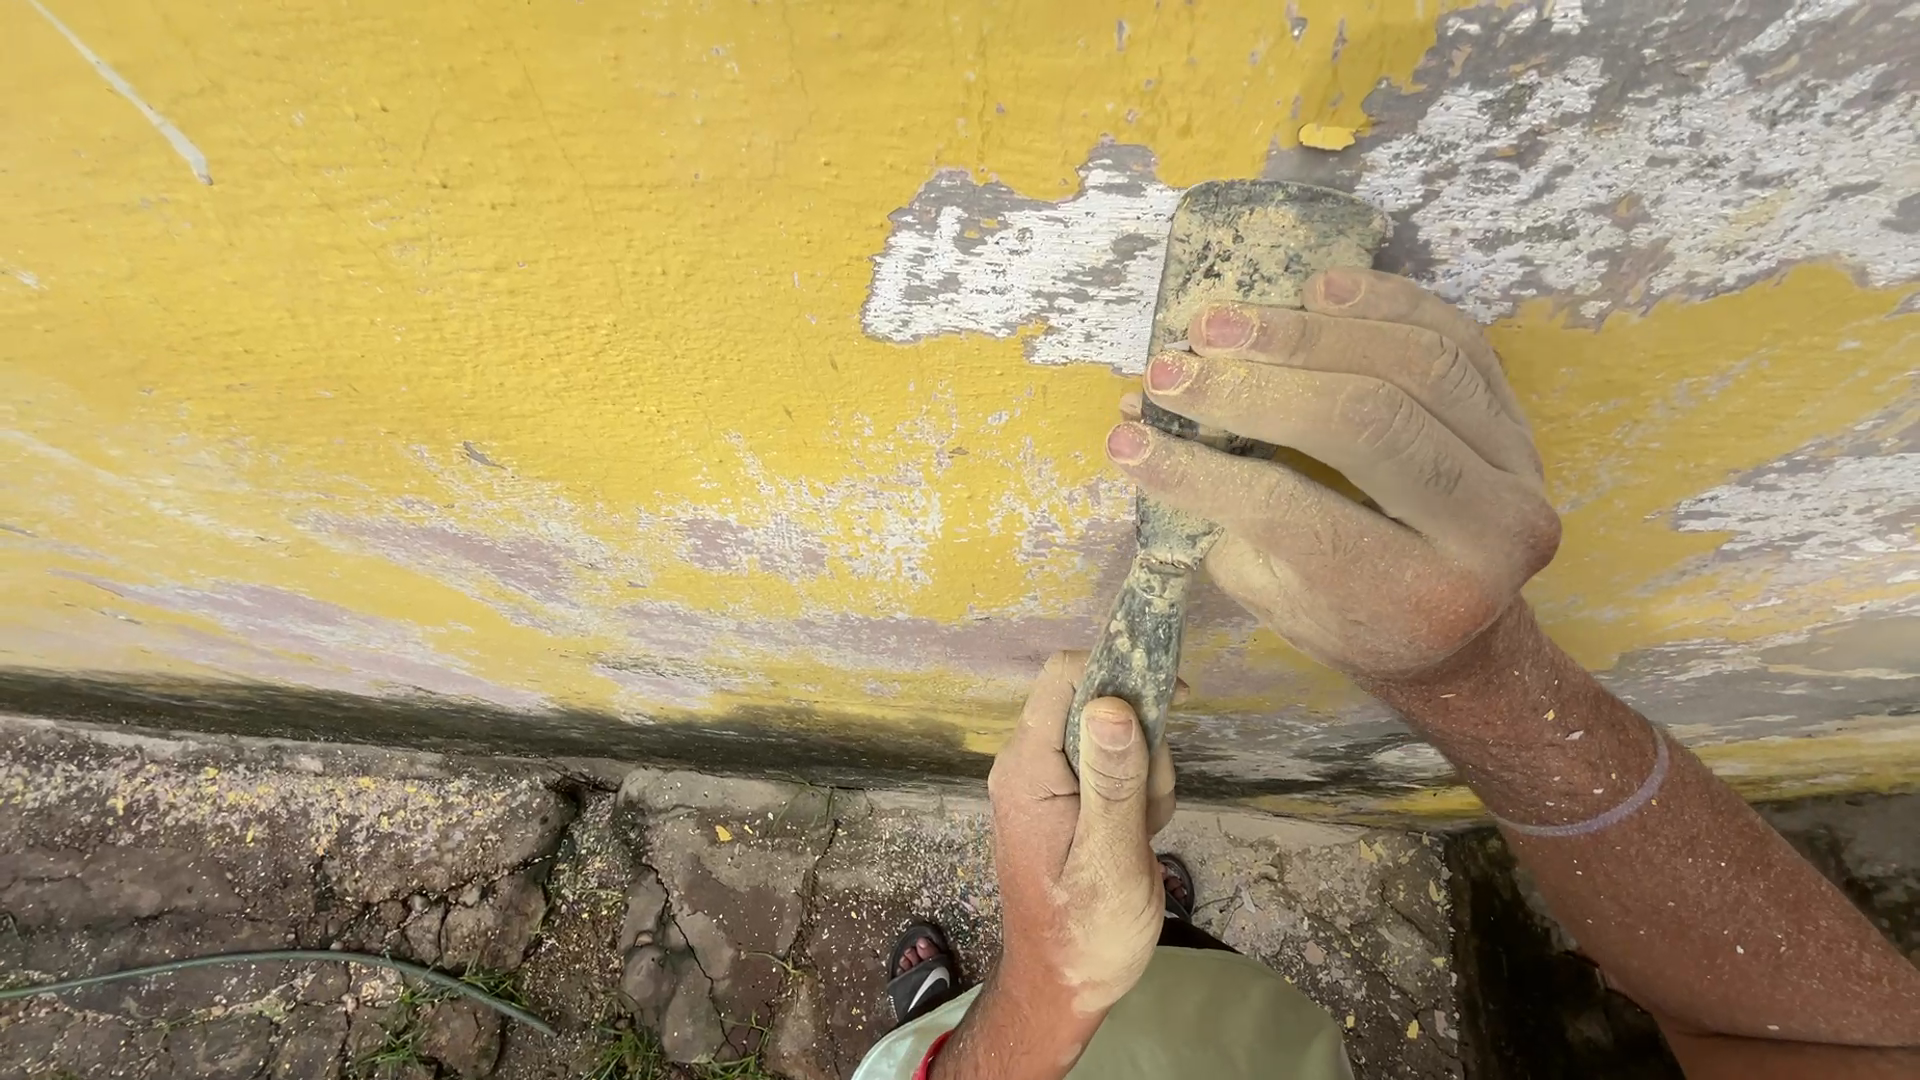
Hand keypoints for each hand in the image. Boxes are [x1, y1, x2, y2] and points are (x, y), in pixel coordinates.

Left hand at [987, 652, 1172, 1018]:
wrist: (1064, 983)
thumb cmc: (1084, 932)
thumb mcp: (1109, 859)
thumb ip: (1113, 779)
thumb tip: (1111, 702)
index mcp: (1027, 765)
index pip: (1063, 676)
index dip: (1117, 670)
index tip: (1171, 696)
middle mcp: (1029, 759)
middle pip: (1098, 704)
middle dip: (1141, 746)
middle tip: (1147, 808)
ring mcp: (1047, 776)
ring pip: (1116, 736)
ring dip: (1145, 778)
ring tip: (1139, 835)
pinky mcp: (1067, 793)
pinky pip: (1115, 766)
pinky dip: (1138, 795)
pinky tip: (1134, 837)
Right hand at [1108, 268, 1559, 680]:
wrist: (1457, 638)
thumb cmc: (1343, 621)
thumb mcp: (1268, 591)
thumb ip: (1213, 513)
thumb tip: (1140, 428)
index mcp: (1408, 597)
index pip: (1283, 511)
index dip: (1195, 471)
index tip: (1128, 442)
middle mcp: (1484, 533)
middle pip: (1360, 421)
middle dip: (1250, 386)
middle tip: (1172, 367)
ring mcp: (1518, 467)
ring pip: (1414, 364)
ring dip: (1302, 333)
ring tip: (1219, 324)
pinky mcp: (1520, 420)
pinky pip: (1455, 338)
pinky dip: (1382, 302)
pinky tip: (1314, 289)